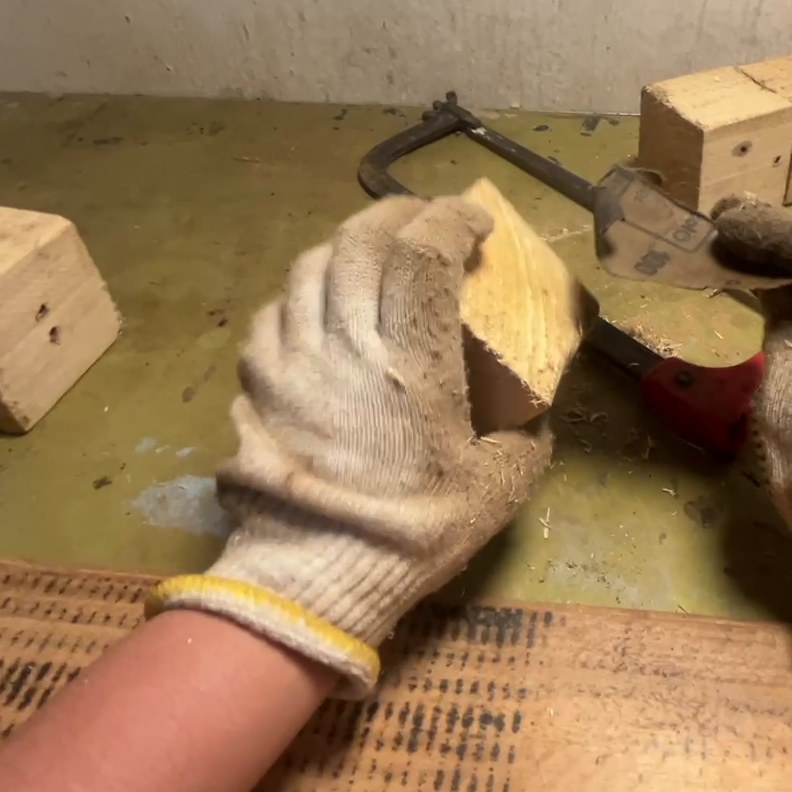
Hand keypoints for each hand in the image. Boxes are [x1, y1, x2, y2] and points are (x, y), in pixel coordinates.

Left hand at [150, 197, 553, 695]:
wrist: (319, 577)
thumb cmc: (419, 529)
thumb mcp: (502, 481)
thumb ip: (525, 431)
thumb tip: (533, 409)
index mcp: (413, 362)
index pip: (424, 256)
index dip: (453, 220)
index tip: (476, 219)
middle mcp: (347, 343)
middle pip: (361, 242)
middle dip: (399, 214)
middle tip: (425, 218)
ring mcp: (293, 358)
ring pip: (312, 265)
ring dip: (350, 245)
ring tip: (375, 254)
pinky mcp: (257, 381)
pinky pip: (277, 309)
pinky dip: (306, 291)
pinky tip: (323, 308)